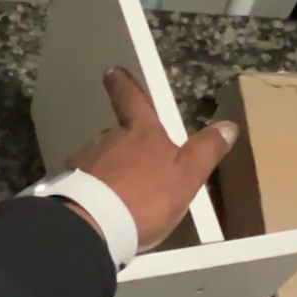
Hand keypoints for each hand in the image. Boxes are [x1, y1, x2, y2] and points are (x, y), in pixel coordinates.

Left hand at [69, 67, 236, 249]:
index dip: (125, 85)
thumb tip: (228, 125)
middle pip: (116, 134)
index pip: (133, 100)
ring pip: (99, 159)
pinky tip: (100, 207)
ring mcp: (84, 162)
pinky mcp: (68, 186)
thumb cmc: (145, 198)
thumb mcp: (186, 176)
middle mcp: (107, 140)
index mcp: (140, 133)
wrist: (92, 225)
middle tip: (134, 160)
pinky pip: (85, 183)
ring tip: (118, 192)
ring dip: (109, 170)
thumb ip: (205, 151)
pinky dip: (94, 190)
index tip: (113, 71)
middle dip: (124, 143)